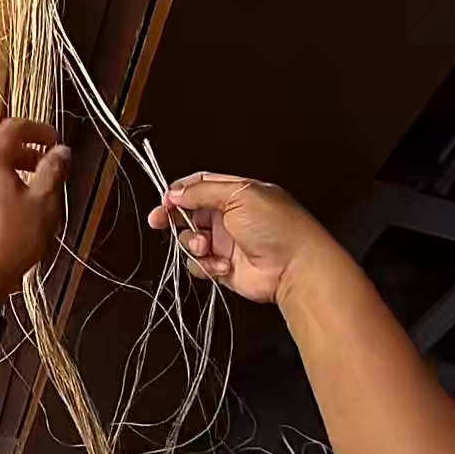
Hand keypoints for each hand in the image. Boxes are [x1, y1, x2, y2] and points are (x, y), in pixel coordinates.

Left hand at [0, 118, 69, 301]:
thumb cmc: (15, 236)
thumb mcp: (43, 202)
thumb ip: (53, 171)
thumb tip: (62, 151)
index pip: (14, 127)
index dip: (39, 128)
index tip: (57, 142)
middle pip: (3, 146)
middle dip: (32, 151)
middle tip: (54, 166)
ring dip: (22, 169)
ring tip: (44, 188)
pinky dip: (10, 183)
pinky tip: (25, 206)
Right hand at [145, 172, 342, 306]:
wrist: (294, 267)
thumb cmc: (277, 227)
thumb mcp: (239, 195)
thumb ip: (203, 191)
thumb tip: (176, 192)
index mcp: (236, 192)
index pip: (199, 185)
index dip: (180, 191)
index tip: (165, 200)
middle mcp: (229, 216)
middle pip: (190, 212)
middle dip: (173, 217)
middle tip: (160, 221)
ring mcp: (226, 242)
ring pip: (191, 239)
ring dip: (193, 243)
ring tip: (206, 246)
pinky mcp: (223, 267)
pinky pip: (199, 264)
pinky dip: (205, 265)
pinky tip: (222, 265)